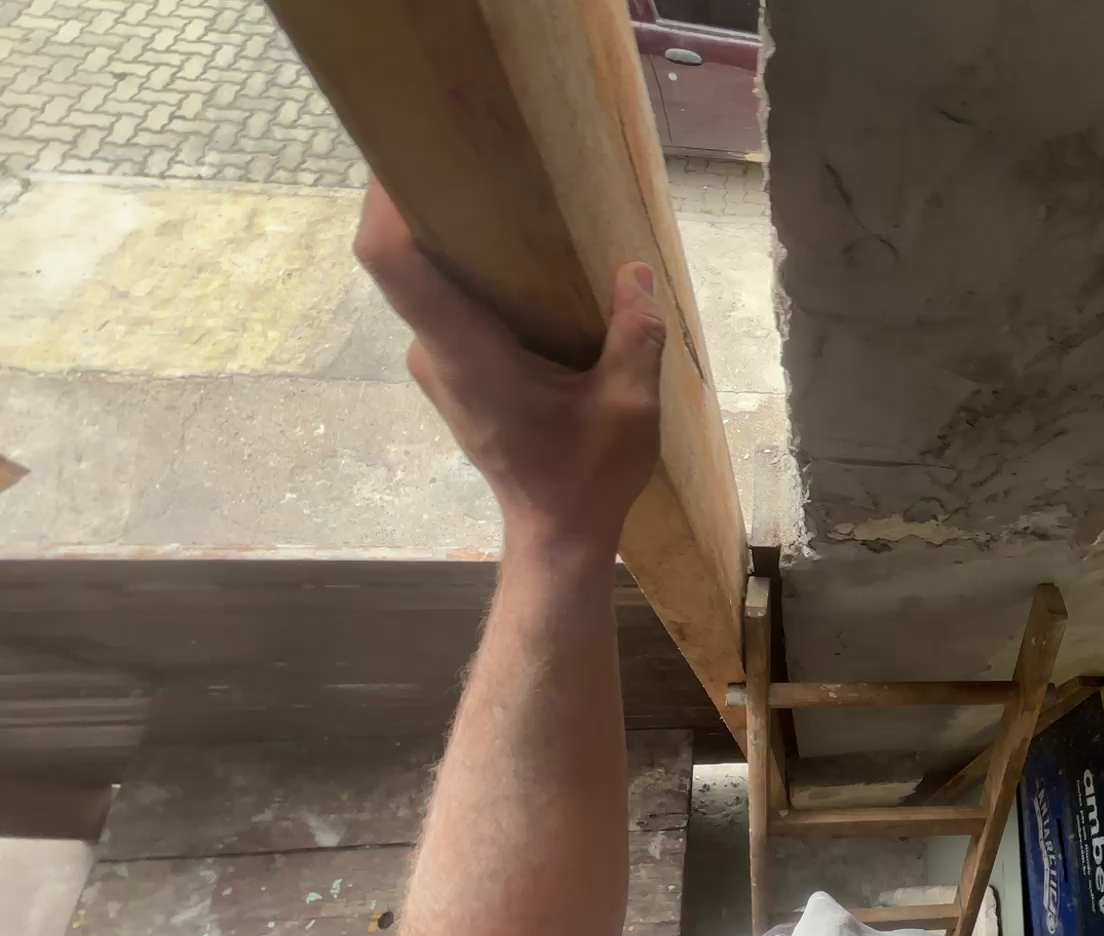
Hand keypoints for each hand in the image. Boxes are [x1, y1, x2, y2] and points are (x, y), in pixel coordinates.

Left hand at [353, 180, 664, 562]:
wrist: (558, 535)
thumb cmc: (590, 477)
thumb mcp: (631, 409)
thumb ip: (634, 337)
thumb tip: (634, 273)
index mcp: (468, 356)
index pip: (392, 260)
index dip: (386, 197)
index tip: (414, 149)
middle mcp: (436, 356)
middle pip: (414, 263)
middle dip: (448, 215)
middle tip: (505, 181)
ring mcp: (440, 370)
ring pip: (437, 291)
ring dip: (474, 257)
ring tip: (531, 232)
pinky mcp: (455, 381)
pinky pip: (455, 316)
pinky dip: (486, 292)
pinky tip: (537, 293)